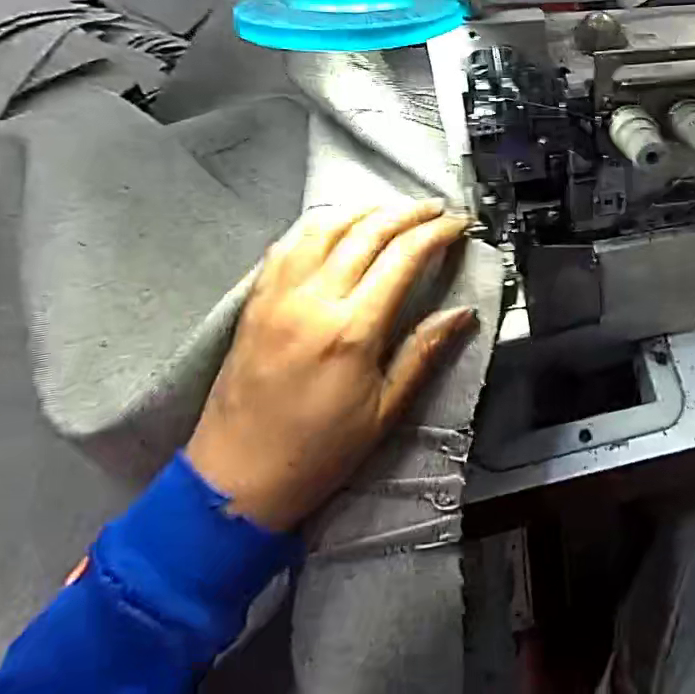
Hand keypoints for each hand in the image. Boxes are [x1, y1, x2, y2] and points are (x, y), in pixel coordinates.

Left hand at [184, 199, 475, 530]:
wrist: (230, 484)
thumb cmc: (318, 452)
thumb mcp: (387, 409)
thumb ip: (425, 351)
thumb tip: (464, 312)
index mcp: (351, 330)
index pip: (403, 256)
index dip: (438, 233)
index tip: (461, 225)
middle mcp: (311, 303)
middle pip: (367, 231)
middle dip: (409, 212)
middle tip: (438, 210)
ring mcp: (276, 299)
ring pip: (323, 228)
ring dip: (365, 210)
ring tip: (395, 209)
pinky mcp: (254, 305)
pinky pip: (286, 246)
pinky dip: (319, 225)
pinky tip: (339, 224)